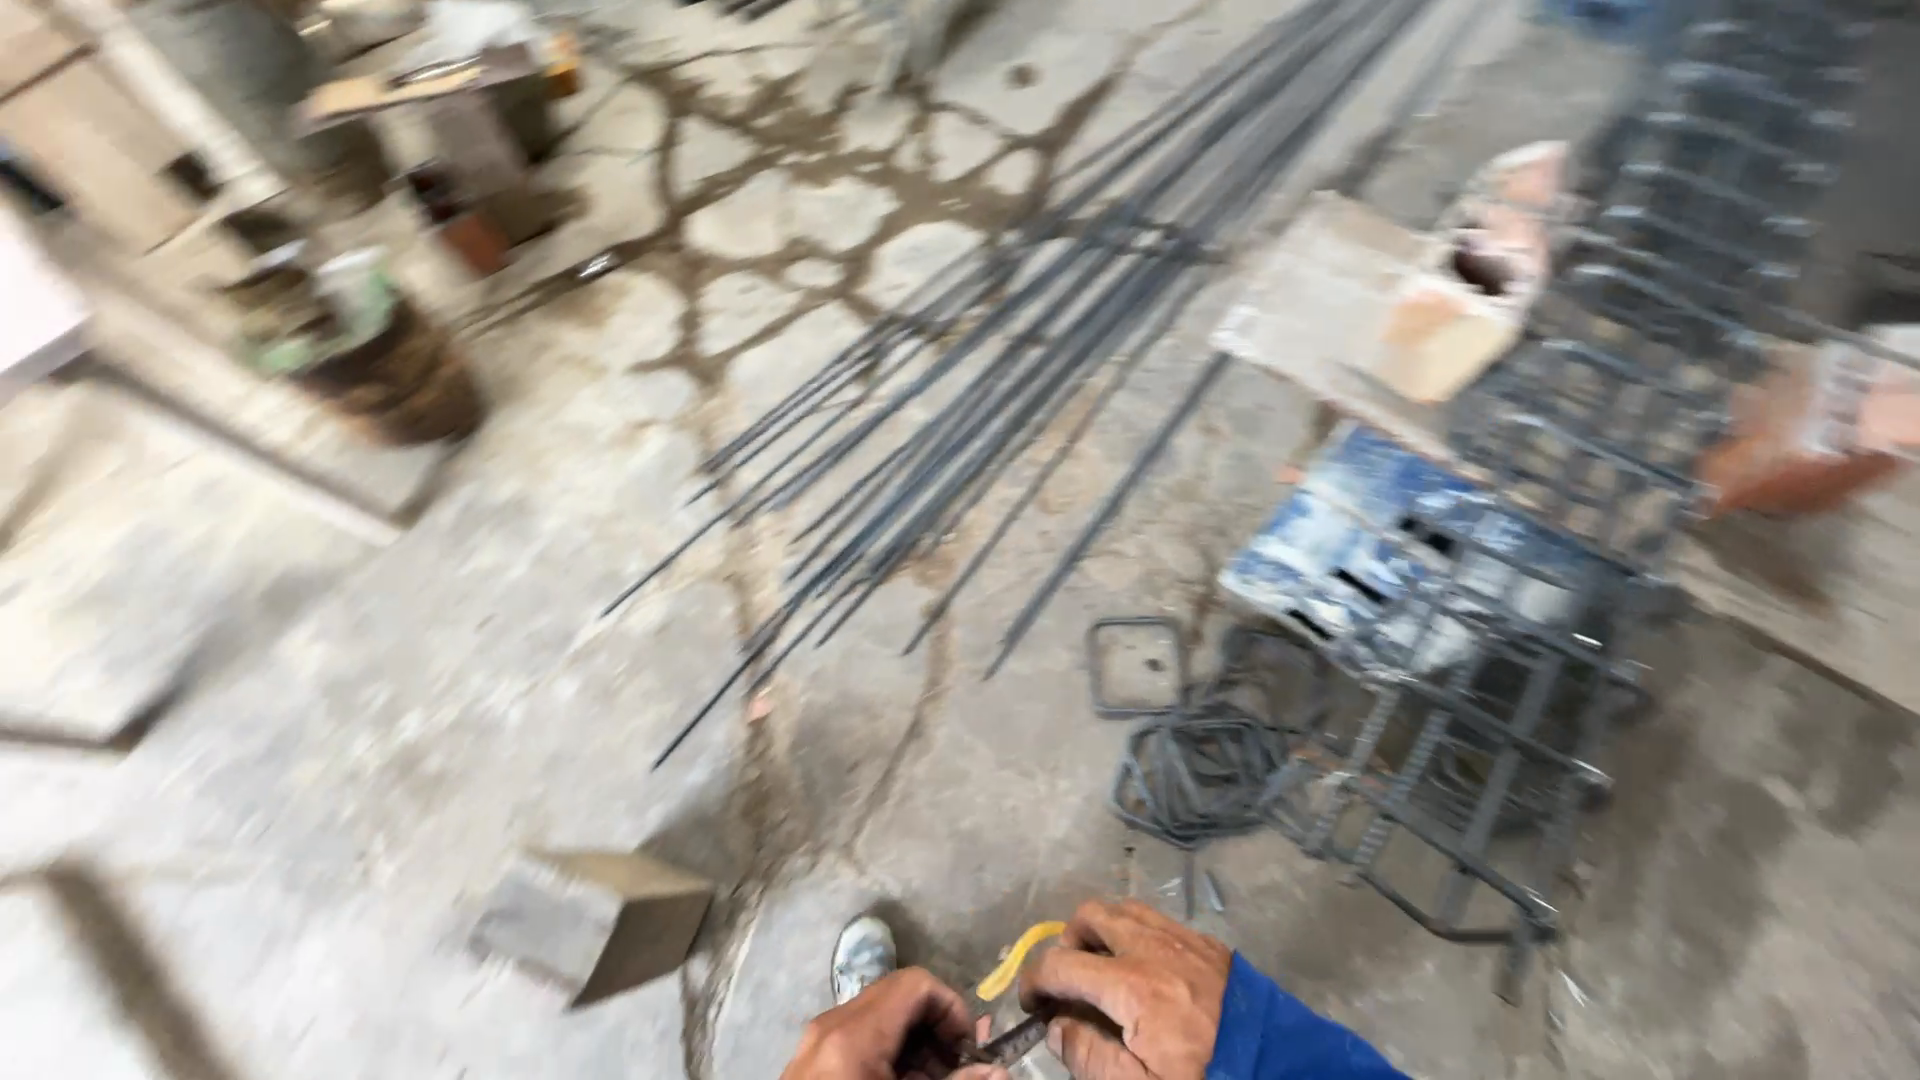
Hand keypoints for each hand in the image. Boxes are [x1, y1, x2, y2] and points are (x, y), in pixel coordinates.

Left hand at [781, 968, 1009, 1079]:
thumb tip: (999, 1073)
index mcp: (854, 1033)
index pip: (917, 984)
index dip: (952, 1008)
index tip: (969, 1050)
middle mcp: (831, 1026)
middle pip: (899, 998)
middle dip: (935, 1030)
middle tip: (956, 1072)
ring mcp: (814, 1044)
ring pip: (879, 1018)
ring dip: (914, 1046)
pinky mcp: (808, 1065)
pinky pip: (858, 1039)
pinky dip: (888, 1056)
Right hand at [1019, 899, 1231, 1079]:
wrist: (1286, 1072)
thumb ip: (1090, 1058)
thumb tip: (1056, 1026)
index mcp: (1131, 985)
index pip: (1060, 965)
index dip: (1034, 981)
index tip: (1031, 1004)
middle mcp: (1151, 946)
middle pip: (1090, 915)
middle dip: (1068, 943)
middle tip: (1070, 981)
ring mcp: (1181, 938)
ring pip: (1123, 908)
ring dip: (1102, 931)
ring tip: (1103, 969)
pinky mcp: (1206, 943)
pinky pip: (1156, 919)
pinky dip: (1135, 933)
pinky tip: (1144, 969)